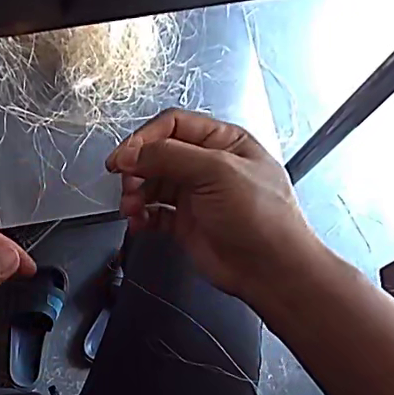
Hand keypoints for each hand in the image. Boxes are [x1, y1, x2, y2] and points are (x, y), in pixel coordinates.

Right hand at [105, 109, 322, 298]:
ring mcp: (197, 196)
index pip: (173, 126)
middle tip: (127, 184)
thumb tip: (132, 153)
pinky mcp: (187, 224)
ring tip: (131, 207)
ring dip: (136, 194)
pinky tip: (139, 222)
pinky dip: (143, 216)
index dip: (144, 139)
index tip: (123, 157)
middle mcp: (208, 166)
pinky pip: (155, 214)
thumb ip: (170, 157)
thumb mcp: (217, 172)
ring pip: (153, 185)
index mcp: (223, 141)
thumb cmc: (261, 217)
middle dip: (137, 168)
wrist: (270, 268)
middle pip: (159, 155)